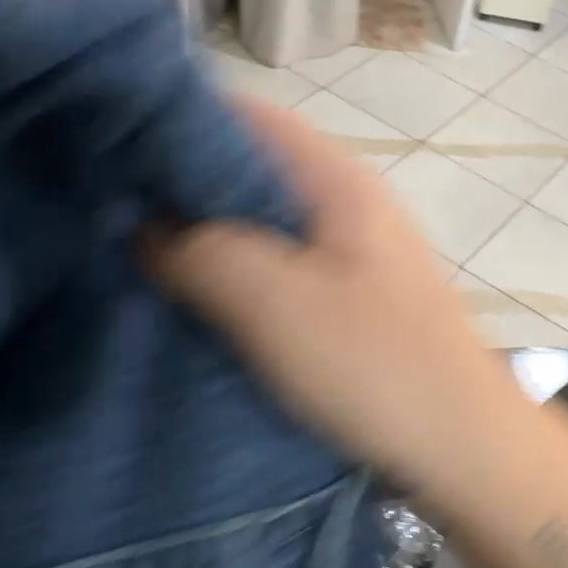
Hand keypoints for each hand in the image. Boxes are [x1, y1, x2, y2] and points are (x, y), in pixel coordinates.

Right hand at [145, 99, 536, 492]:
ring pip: (262, 232)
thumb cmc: (374, 367)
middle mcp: (348, 205)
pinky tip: (199, 313)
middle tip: (106, 222)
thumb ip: (197, 250)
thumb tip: (137, 226)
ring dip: (206, 247)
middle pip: (247, 175)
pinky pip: (281, 280)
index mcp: (335, 178)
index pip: (238, 116)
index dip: (166, 126)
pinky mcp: (354, 309)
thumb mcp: (271, 300)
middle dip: (179, 195)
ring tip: (138, 268)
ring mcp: (355, 259)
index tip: (101, 158)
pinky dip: (238, 288)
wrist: (466, 451)